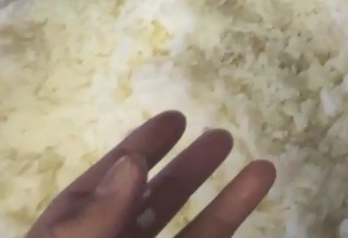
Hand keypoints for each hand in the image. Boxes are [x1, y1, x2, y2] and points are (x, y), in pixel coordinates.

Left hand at [26, 111, 275, 237]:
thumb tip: (133, 161)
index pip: (85, 201)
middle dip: (178, 171)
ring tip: (261, 162)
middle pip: (139, 213)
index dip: (128, 157)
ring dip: (221, 197)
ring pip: (182, 233)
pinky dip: (235, 216)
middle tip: (217, 130)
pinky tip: (262, 182)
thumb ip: (91, 225)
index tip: (173, 120)